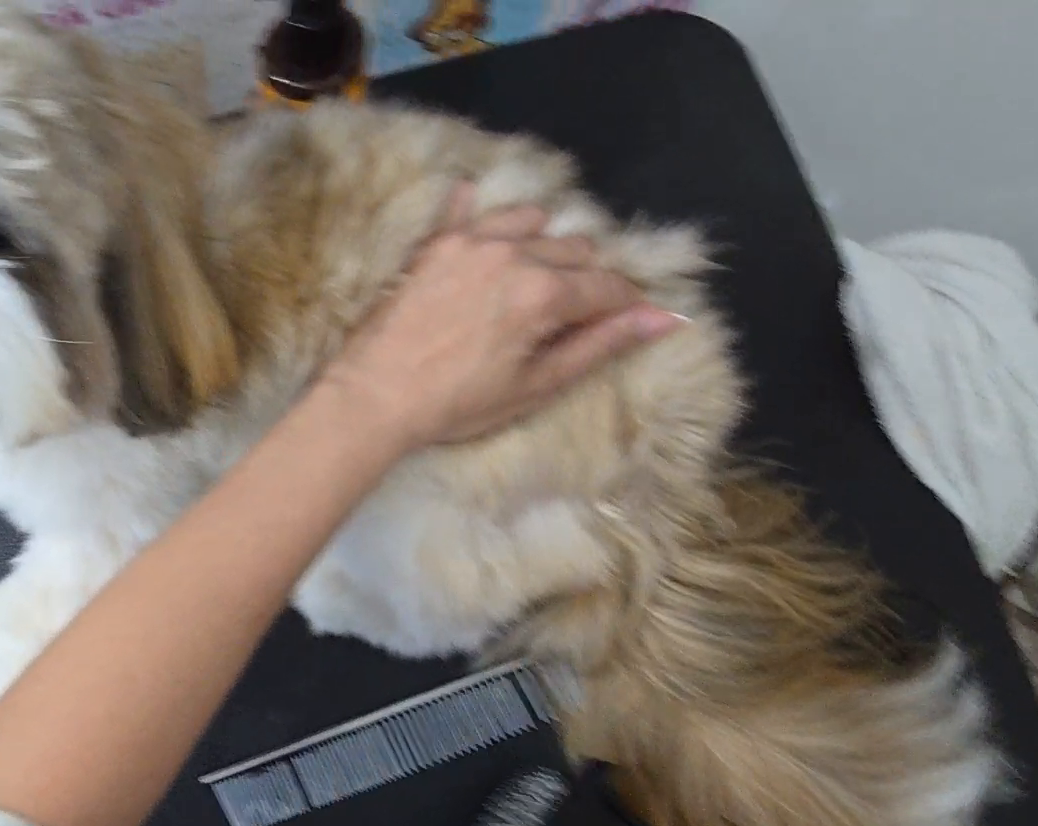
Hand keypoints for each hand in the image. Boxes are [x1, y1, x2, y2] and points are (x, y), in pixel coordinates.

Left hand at [321, 183, 684, 451]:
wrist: (371, 397)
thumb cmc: (452, 404)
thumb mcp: (533, 386)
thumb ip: (598, 347)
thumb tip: (666, 319)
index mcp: (544, 292)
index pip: (608, 287)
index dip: (623, 306)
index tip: (621, 319)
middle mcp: (513, 253)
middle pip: (574, 249)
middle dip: (581, 278)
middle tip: (563, 313)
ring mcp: (469, 243)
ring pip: (530, 221)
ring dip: (540, 244)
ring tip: (526, 278)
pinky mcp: (432, 245)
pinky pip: (466, 209)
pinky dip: (479, 212)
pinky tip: (478, 211)